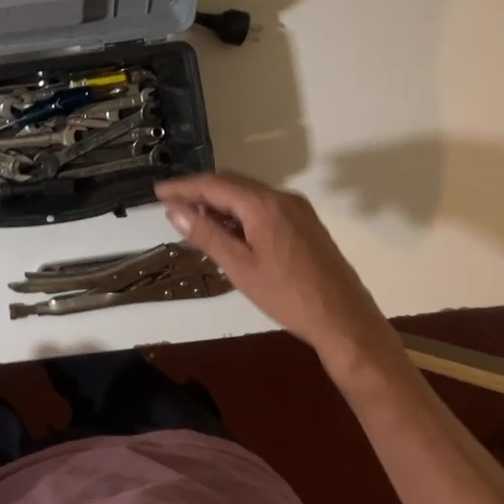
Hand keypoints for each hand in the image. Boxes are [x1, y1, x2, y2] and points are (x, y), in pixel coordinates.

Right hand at [158, 173, 393, 363]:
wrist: (345, 321)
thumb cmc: (288, 296)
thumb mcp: (240, 268)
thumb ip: (206, 235)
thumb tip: (174, 210)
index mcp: (264, 205)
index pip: (214, 184)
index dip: (183, 187)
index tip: (158, 192)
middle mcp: (282, 197)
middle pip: (232, 183)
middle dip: (200, 191)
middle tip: (172, 205)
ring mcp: (297, 209)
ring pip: (249, 194)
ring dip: (221, 202)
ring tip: (196, 220)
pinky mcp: (306, 223)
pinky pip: (264, 206)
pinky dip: (241, 212)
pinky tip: (230, 231)